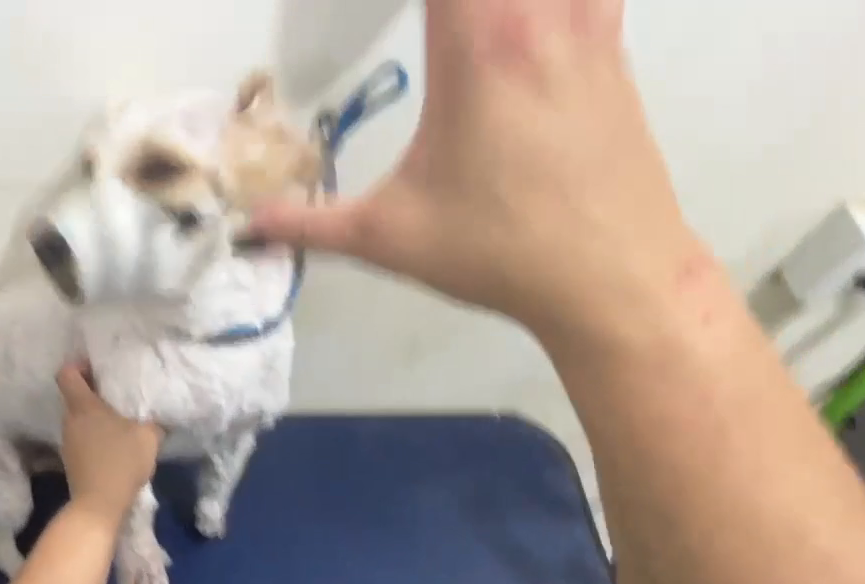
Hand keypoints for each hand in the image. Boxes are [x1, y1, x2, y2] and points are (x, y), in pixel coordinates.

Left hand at [56, 363, 161, 522]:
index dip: (78, 365)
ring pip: (79, 420)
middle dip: (93, 393)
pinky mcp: (72, 462)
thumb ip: (152, 423)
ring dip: (95, 418)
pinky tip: (115, 446)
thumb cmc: (121, 462)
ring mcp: (68, 443)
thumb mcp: (148, 437)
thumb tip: (155, 421)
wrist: (99, 504)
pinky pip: (82, 440)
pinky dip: (95, 438)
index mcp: (83, 407)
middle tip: (117, 394)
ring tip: (120, 422)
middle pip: (74, 397)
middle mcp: (70, 421)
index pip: (67, 374)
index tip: (96, 367)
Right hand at [252, 0, 700, 334]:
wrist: (609, 275)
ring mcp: (591, 21)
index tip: (367, 8)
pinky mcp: (615, 44)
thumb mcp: (386, 238)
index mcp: (478, 48)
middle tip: (420, 17)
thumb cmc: (493, 251)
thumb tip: (249, 227)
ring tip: (459, 18)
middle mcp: (540, 13)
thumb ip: (309, 224)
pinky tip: (524, 18)